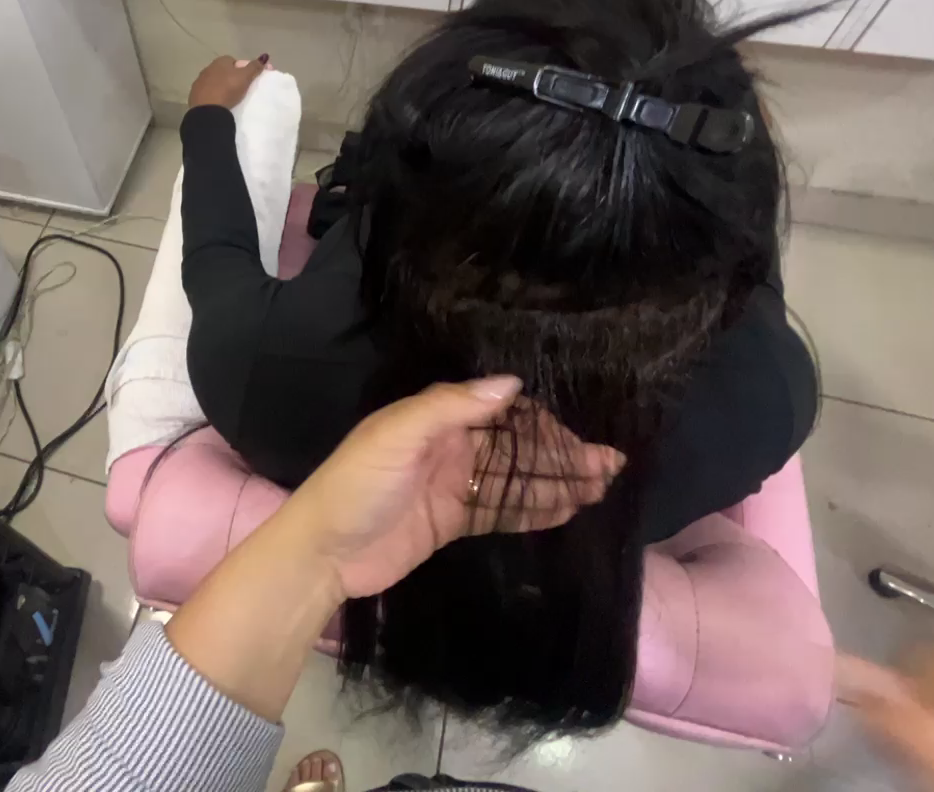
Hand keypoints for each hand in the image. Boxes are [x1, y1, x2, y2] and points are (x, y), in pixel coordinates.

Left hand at [187, 54, 265, 109]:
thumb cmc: (228, 89)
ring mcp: (199, 81)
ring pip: (213, 81)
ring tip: (227, 98)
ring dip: (219, 86)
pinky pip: (206, 92)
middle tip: (238, 89)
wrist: (208, 110)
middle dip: (229, 77)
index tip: (245, 80)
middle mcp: (208, 68)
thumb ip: (254, 67)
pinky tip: (217, 103)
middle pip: (222, 71)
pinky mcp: (194, 95)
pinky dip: (211, 96)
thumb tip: (264, 56)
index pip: (233, 60)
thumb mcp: (245, 78)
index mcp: (220, 61)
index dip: (240, 69)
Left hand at [278, 376, 625, 599]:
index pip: (499, 411)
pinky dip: (533, 508)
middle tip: (610, 465)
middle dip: (560, 453)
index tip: (581, 434)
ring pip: (514, 479)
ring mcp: (452, 486)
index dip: (541, 422)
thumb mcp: (397, 436)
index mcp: (434, 419)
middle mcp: (448, 447)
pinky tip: (569, 508)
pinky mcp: (451, 521)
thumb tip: (510, 382)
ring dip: (556, 481)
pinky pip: (500, 510)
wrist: (324, 550)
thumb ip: (450, 407)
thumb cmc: (357, 484)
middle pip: (514, 446)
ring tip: (603, 485)